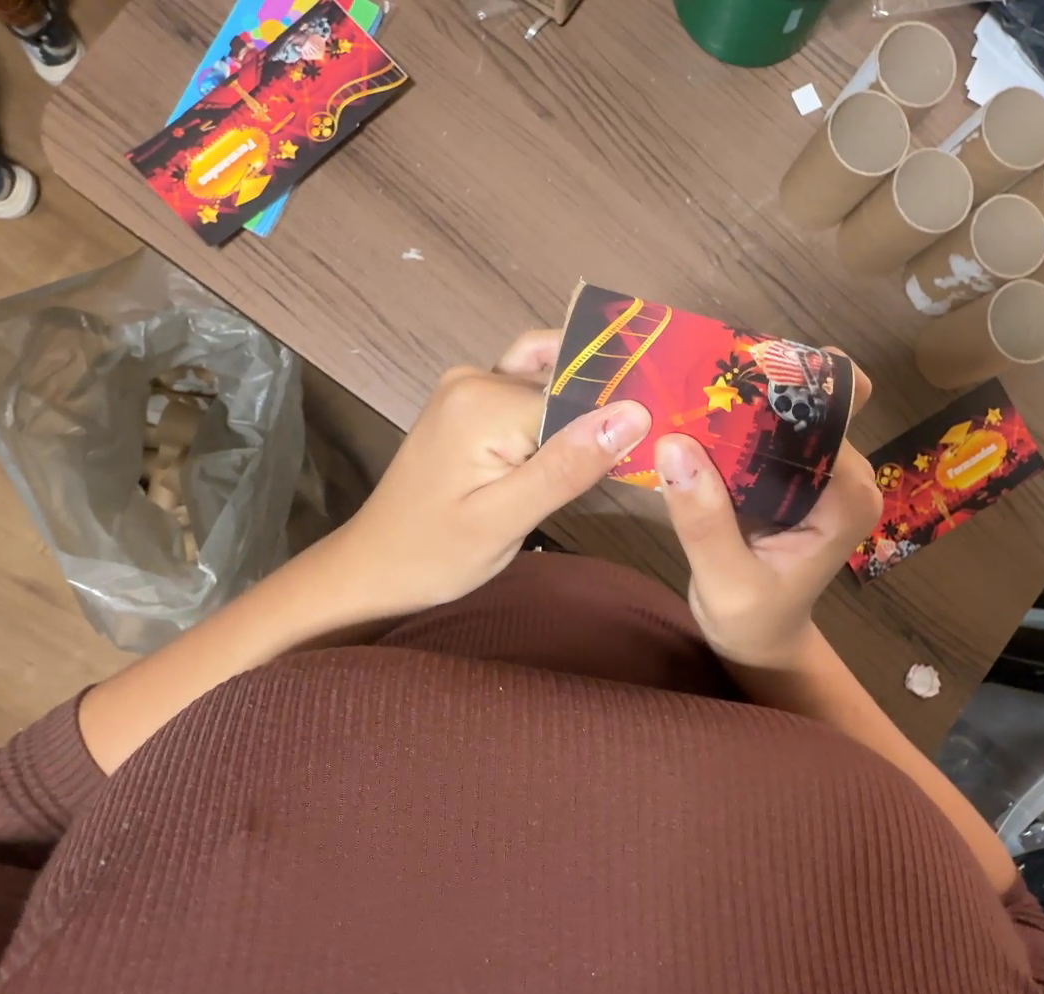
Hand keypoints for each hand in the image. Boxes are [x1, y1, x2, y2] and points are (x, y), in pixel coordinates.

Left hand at [330, 330, 651, 617]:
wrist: (374, 566)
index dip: (625, 418)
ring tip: (632, 436)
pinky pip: (531, 393)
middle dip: (613, 404)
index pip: (580, 395)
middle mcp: (477, 377)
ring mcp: (471, 387)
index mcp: (484, 400)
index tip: (669, 440)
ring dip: (590, 404)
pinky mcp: (471, 405)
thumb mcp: (504, 520)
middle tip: (662, 436)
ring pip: (554, 380)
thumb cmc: (434, 554)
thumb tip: (634, 414)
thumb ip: (566, 466)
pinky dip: (563, 411)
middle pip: (569, 378)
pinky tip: (587, 438)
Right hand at [655, 362, 881, 669]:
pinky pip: (772, 429)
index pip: (825, 424)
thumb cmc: (751, 618)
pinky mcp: (797, 473)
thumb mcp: (724, 579)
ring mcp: (823, 473)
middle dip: (764, 383)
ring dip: (747, 396)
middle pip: (815, 406)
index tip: (725, 373)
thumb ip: (705, 520)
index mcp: (847, 500)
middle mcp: (845, 477)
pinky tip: (701, 409)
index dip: (782, 393)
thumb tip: (674, 444)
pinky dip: (739, 417)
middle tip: (700, 371)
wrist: (757, 638)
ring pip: (793, 410)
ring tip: (693, 383)